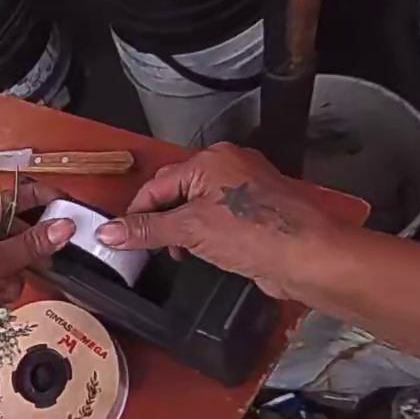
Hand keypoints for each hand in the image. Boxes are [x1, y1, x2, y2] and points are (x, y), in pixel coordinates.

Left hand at [0, 179, 73, 362]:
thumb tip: (63, 226)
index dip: (35, 198)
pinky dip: (8, 292)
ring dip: (15, 275)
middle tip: (50, 247)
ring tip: (2, 287)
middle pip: (14, 232)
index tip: (62, 201)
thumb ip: (31, 244)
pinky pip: (11, 282)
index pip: (6, 201)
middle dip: (27, 246)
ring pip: (16, 260)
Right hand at [94, 143, 344, 299]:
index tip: (120, 235)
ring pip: (193, 208)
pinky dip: (199, 236)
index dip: (135, 213)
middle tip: (144, 246)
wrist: (308, 258)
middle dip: (158, 221)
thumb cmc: (261, 233)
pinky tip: (200, 253)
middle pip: (174, 193)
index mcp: (211, 160)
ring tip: (177, 253)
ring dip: (179, 231)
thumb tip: (111, 231)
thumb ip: (146, 229)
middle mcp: (228, 168)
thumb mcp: (189, 230)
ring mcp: (242, 190)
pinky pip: (213, 220)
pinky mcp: (252, 213)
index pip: (156, 185)